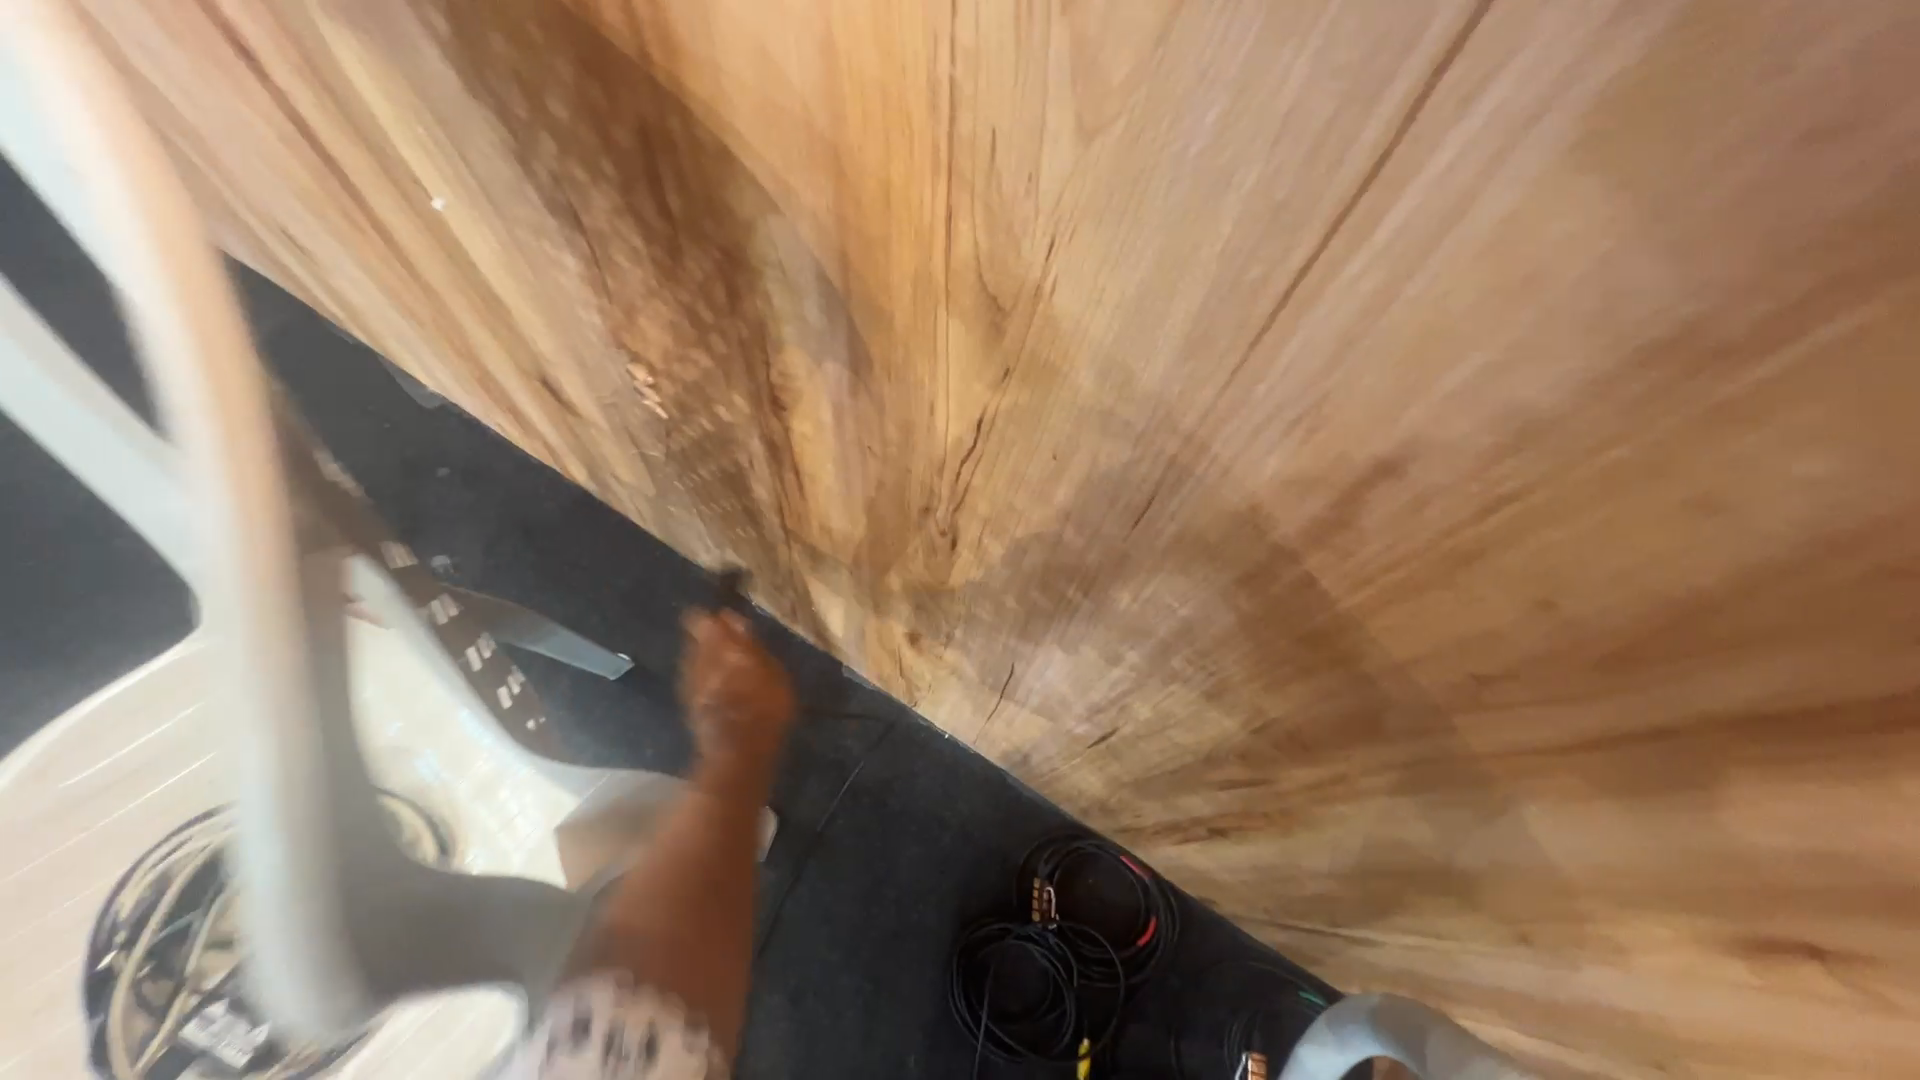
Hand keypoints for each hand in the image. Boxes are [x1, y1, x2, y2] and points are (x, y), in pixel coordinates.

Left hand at [680, 609, 795, 777]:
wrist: (738, 752)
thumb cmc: (764, 707)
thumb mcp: (772, 671)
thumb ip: (750, 644)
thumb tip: (731, 618)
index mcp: (719, 646)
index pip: (705, 622)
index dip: (711, 618)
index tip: (721, 617)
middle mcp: (698, 661)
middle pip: (696, 640)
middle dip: (706, 637)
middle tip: (723, 638)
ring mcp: (689, 684)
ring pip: (693, 660)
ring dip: (705, 657)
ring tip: (723, 661)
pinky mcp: (688, 704)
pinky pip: (694, 680)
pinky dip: (704, 677)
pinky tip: (717, 683)